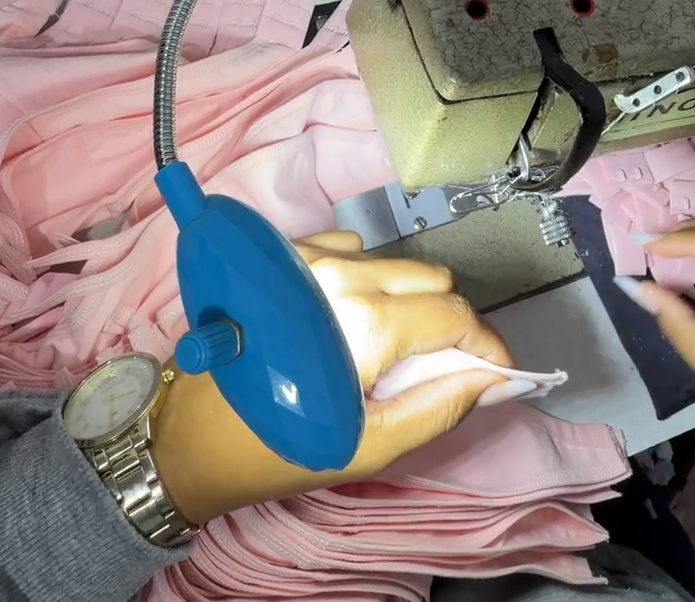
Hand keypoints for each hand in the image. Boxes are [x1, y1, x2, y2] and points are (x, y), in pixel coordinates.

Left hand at [150, 231, 513, 522]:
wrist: (196, 430)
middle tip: (440, 363)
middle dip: (451, 321)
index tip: (499, 369)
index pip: (454, 314)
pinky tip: (350, 313)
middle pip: (434, 279)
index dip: (487, 344)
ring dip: (412, 299)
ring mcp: (313, 258)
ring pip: (398, 263)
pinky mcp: (291, 253)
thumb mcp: (367, 446)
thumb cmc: (279, 445)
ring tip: (390, 344)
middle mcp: (343, 277)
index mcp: (365, 325)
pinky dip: (370, 277)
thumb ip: (436, 407)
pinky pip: (355, 249)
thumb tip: (489, 379)